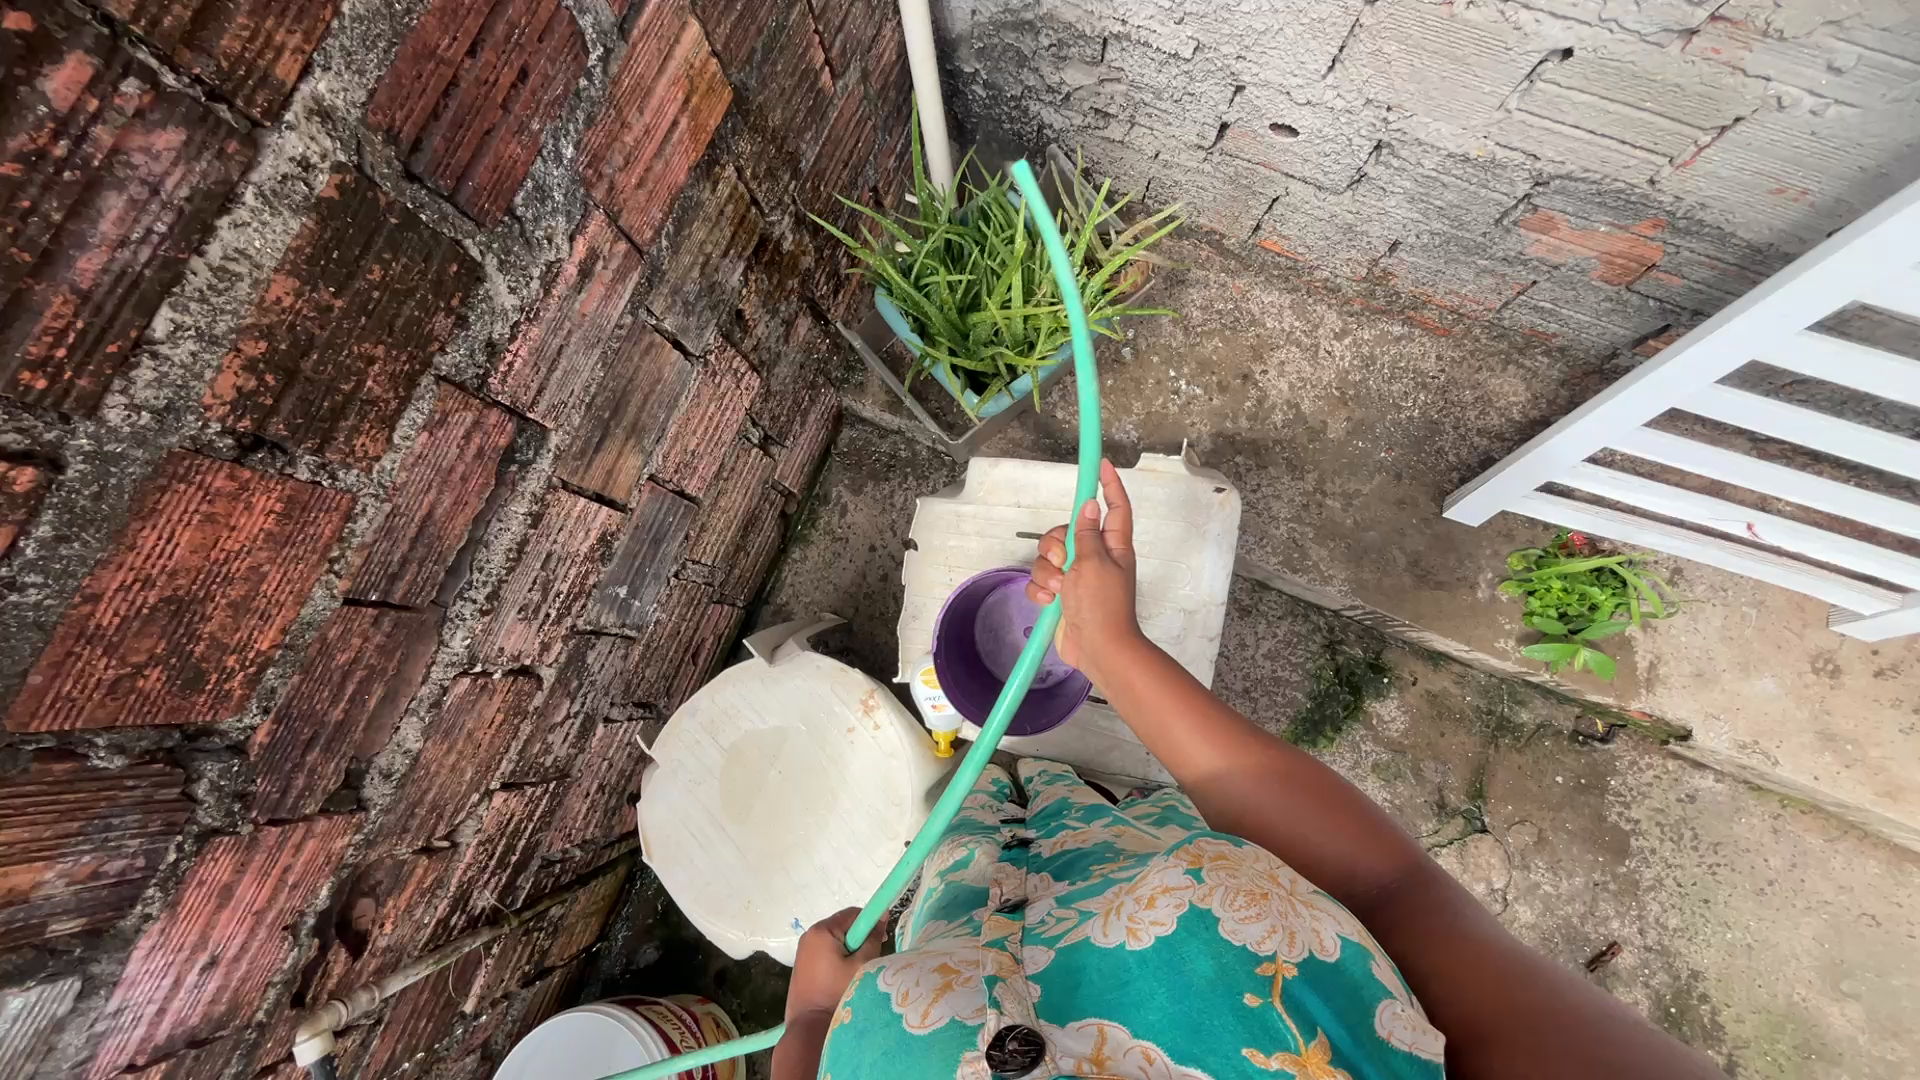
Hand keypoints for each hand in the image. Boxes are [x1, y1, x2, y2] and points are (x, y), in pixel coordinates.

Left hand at [784, 907, 884, 1021]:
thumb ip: (873, 938)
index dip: (870, 923)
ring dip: (848, 950)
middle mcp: (809, 935)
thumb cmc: (836, 993)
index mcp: (822, 930)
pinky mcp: (802, 965)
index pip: (853, 914)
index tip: (881, 939)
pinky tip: (842, 978)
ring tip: (856, 971)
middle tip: (870, 958)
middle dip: (859, 938)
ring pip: (835, 940)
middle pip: (843, 926)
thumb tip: (882, 916)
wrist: (809, 1028)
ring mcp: (803, 950)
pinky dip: (837, 958)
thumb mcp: (861, 964)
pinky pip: (825, 952)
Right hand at [1025, 459, 1148, 687]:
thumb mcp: (1094, 563)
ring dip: (1047, 572)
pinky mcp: (1060, 597)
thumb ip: (1086, 534)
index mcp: (1113, 546)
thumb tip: (1089, 505)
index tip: (1101, 464)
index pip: (1114, 507)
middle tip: (1062, 560)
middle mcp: (1094, 558)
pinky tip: (1048, 602)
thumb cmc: (1103, 605)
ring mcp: (1076, 578)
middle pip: (1065, 532)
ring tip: (1059, 590)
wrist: (1098, 650)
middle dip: (1055, 543)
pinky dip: (1040, 591)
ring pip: (1048, 558)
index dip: (1109, 485)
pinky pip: (1040, 582)